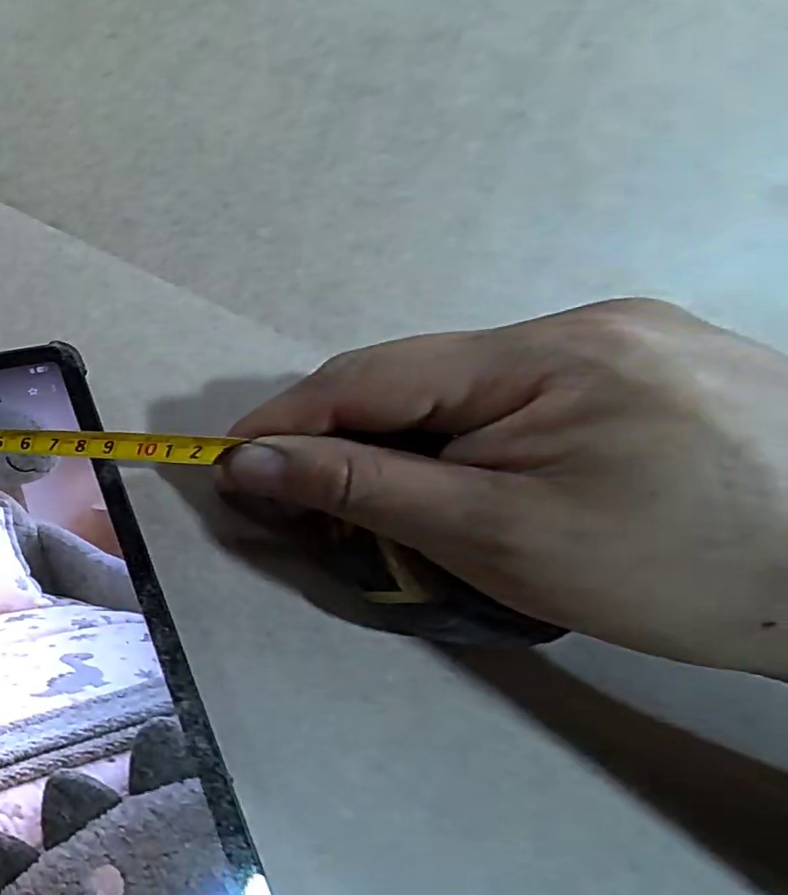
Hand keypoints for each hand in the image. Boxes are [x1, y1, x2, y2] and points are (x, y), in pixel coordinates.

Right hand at [217, 298, 787, 677]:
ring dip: (384, 440)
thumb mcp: (486, 534)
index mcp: (545, 356)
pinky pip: (493, 395)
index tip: (221, 466)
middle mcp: (577, 325)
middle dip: (329, 436)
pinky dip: (441, 437)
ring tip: (371, 498)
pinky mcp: (634, 367)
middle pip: (400, 378)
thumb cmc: (672, 570)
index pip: (364, 379)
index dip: (279, 421)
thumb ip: (353, 487)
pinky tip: (450, 476)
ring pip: (442, 387)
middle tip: (290, 499)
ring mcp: (613, 340)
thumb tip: (242, 462)